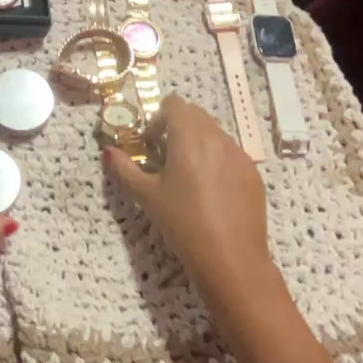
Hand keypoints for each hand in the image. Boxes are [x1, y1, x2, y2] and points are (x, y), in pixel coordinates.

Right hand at [103, 97, 273, 294]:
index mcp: (189, 137)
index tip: (151, 144)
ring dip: (198, 143)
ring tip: (188, 177)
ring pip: (215, 133)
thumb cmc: (183, 223)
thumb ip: (125, 168)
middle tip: (165, 157)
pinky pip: (231, 154)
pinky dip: (217, 160)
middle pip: (195, 114)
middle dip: (177, 127)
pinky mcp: (253, 173)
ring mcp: (239, 154)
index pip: (174, 104)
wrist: (232, 259)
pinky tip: (212, 193)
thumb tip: (108, 151)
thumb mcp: (146, 196)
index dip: (158, 118)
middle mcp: (217, 137)